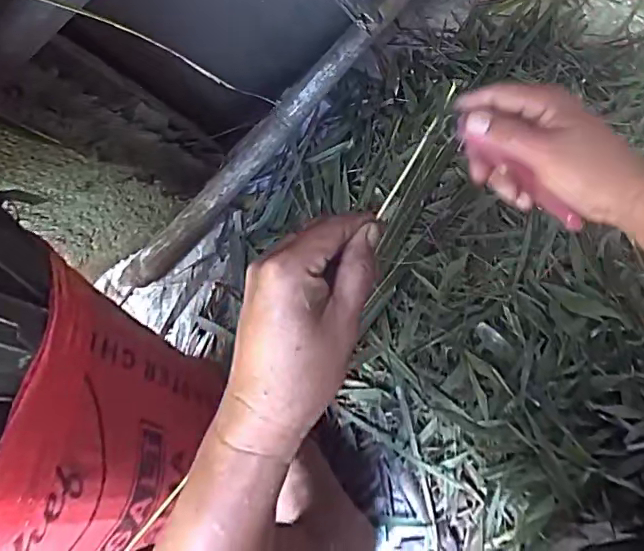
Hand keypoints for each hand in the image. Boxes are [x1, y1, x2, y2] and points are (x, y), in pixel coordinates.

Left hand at [217, 215, 379, 460]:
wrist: (260, 417)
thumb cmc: (306, 376)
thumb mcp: (344, 319)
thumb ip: (358, 268)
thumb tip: (370, 232)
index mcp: (288, 266)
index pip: (332, 227)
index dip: (361, 226)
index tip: (385, 232)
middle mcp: (268, 261)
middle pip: (317, 230)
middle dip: (346, 239)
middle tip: (370, 266)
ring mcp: (259, 273)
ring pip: (306, 243)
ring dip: (331, 252)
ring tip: (350, 286)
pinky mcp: (258, 287)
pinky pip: (293, 260)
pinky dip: (314, 265)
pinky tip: (328, 293)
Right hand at [454, 84, 643, 230]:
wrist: (633, 199)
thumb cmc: (588, 171)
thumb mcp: (541, 153)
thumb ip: (503, 134)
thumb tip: (470, 118)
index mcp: (544, 103)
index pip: (499, 95)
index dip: (474, 105)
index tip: (452, 117)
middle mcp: (547, 115)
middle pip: (501, 127)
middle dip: (490, 155)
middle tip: (480, 178)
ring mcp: (553, 138)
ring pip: (512, 152)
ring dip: (507, 176)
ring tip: (517, 198)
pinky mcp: (559, 160)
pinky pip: (529, 167)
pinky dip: (524, 183)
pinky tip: (529, 202)